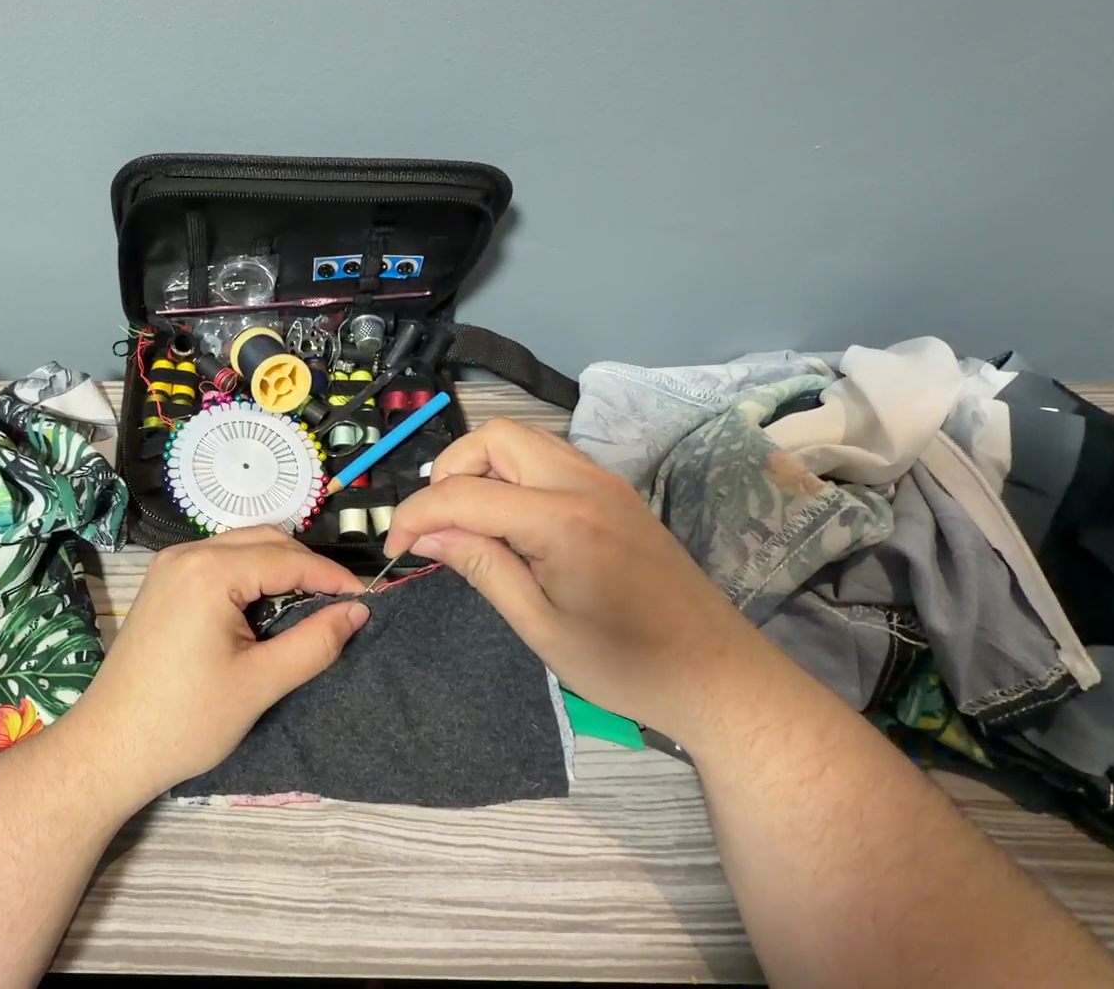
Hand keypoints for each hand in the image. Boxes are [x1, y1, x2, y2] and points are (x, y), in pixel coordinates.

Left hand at [63, 527, 367, 800]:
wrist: (110, 747)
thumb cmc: (185, 720)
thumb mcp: (260, 683)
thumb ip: (314, 642)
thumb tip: (357, 611)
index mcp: (208, 571)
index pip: (287, 558)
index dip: (332, 578)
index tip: (368, 601)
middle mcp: (185, 554)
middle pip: (264, 542)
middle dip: (306, 568)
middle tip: (341, 605)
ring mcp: (168, 567)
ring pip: (240, 549)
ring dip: (278, 570)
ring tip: (309, 608)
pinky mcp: (161, 585)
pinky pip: (217, 563)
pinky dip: (249, 577)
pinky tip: (265, 610)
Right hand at [384, 418, 773, 743]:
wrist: (718, 676)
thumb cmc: (625, 664)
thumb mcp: (539, 625)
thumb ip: (480, 566)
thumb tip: (426, 534)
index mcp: (562, 520)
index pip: (463, 493)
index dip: (416, 515)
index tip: (395, 548)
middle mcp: (584, 483)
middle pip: (494, 437)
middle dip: (450, 471)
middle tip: (439, 527)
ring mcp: (605, 482)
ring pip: (522, 441)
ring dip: (481, 469)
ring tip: (468, 525)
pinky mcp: (614, 493)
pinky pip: (547, 460)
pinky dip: (511, 476)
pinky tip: (509, 524)